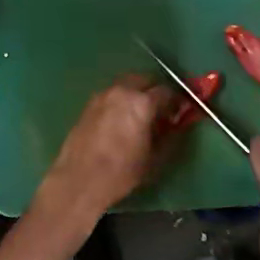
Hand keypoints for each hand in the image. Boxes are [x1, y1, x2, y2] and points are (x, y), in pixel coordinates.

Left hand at [35, 75, 170, 219]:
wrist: (79, 180)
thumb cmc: (121, 172)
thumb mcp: (155, 159)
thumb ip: (171, 136)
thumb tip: (179, 124)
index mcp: (141, 102)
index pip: (167, 91)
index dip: (177, 101)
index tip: (180, 111)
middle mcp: (122, 91)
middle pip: (145, 80)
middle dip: (156, 91)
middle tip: (162, 110)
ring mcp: (103, 95)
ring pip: (127, 84)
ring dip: (138, 93)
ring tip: (141, 115)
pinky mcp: (89, 103)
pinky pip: (112, 94)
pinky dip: (122, 99)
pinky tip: (121, 120)